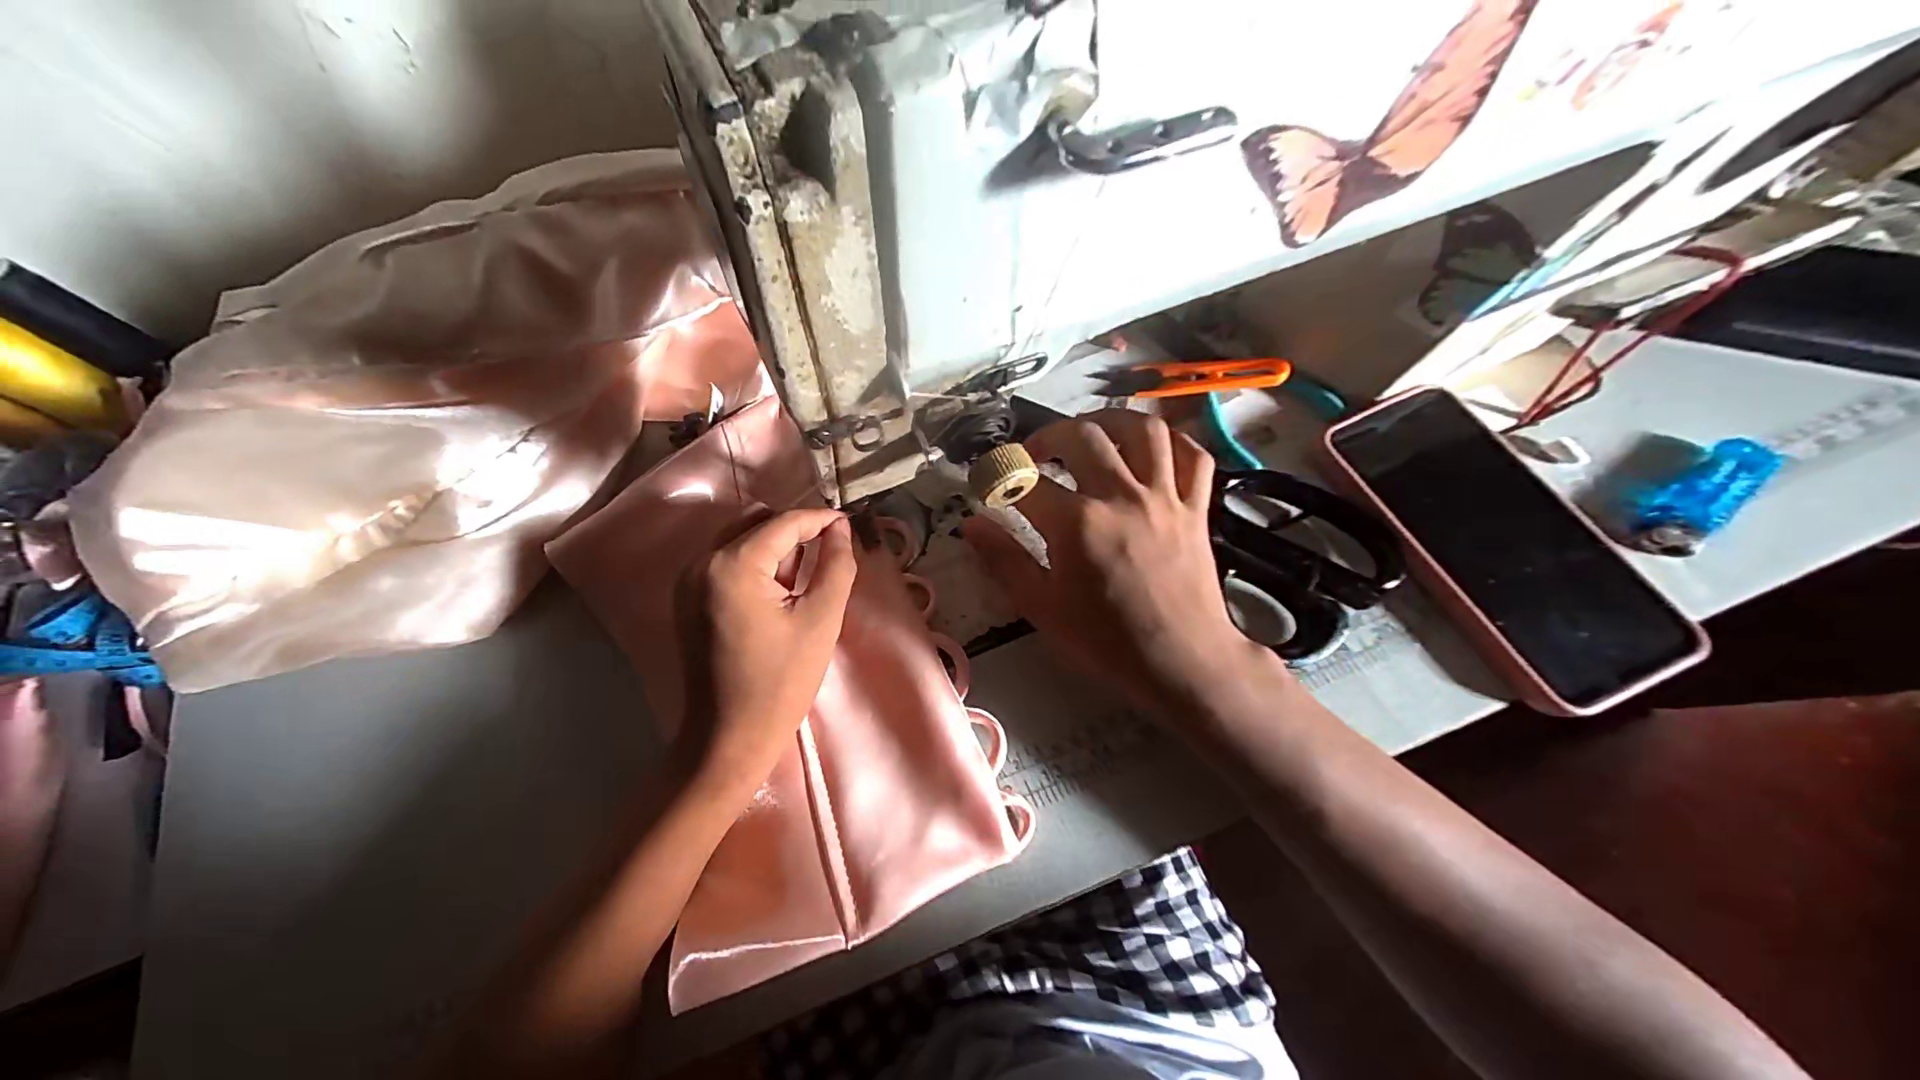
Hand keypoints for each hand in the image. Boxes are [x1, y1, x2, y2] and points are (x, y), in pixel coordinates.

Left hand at [675, 508, 856, 786]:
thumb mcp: (821, 620)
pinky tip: (778, 594)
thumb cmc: (781, 681)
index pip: (783, 522)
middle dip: (796, 532)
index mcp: (732, 565)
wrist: (729, 737)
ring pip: (741, 540)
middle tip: (829, 554)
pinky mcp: (688, 599)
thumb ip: (836, 566)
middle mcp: (702, 562)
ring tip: (805, 579)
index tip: (850, 524)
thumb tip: (841, 528)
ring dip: (776, 549)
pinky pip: (727, 563)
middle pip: (757, 523)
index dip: (820, 519)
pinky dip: (757, 566)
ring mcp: (688, 581)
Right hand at [962, 410, 1286, 714]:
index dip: (1000, 475)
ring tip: (1091, 434)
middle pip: (1082, 436)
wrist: (1182, 663)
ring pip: (1143, 430)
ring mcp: (1165, 498)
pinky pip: (1192, 455)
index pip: (1027, 481)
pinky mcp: (1197, 507)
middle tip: (1035, 454)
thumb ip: (1004, 560)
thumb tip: (972, 524)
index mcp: (1078, 524)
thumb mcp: (1042, 608)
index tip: (989, 479)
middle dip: (1049, 436)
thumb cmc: (1106, 641)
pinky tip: (1150, 450)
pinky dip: (1172, 442)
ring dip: (1110, 421)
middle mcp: (1121, 497)